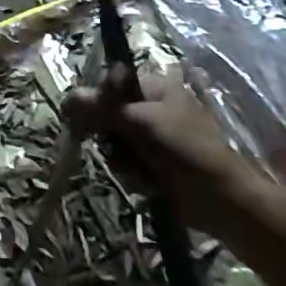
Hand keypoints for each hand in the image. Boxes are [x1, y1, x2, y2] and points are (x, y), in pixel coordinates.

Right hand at [64, 76, 253, 224]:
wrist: (220, 199)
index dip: (94, 103)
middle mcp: (153, 106)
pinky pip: (127, 163)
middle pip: (108, 115)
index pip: (108, 86)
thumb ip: (99, 108)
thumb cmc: (183, 148)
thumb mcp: (138, 121)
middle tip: (117, 148)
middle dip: (111, 138)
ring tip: (142, 171)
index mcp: (154, 86)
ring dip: (123, 160)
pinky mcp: (155, 163)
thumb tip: (65, 101)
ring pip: (115, 143)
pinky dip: (134, 175)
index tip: (83, 121)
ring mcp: (154, 136)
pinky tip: (150, 183)